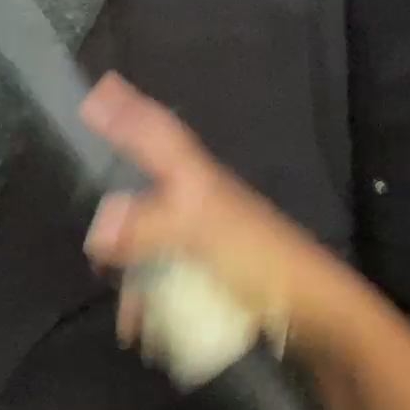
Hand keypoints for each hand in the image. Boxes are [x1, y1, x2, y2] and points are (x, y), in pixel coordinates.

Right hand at [80, 72, 373, 359]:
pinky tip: (139, 324)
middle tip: (97, 187)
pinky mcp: (210, 269)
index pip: (157, 132)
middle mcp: (196, 198)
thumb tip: (96, 231)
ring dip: (130, 260)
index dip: (129, 109)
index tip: (104, 85)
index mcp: (194, 177)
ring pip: (152, 234)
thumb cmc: (258, 257)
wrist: (313, 308)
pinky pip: (166, 273)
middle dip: (121, 184)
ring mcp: (203, 235)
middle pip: (148, 179)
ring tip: (119, 291)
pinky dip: (148, 296)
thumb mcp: (198, 233)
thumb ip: (145, 228)